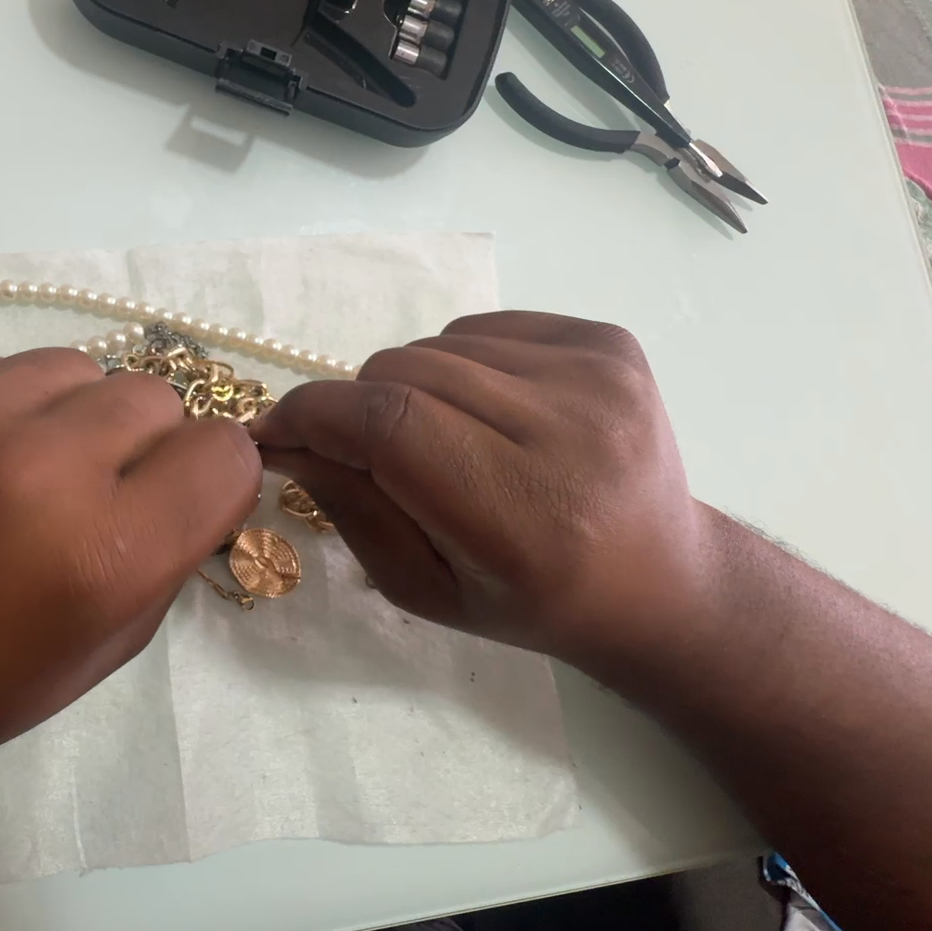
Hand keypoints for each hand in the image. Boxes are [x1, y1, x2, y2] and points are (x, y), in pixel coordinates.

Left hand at [0, 349, 260, 797]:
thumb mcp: (105, 645)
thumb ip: (172, 552)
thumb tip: (197, 474)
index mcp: (103, 550)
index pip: (223, 453)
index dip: (206, 478)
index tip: (172, 497)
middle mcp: (38, 464)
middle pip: (153, 396)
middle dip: (138, 444)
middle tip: (84, 492)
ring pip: (73, 366)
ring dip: (65, 415)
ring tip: (14, 471)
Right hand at [249, 312, 716, 667]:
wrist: (659, 578)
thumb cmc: (526, 601)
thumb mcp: (420, 585)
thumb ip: (348, 508)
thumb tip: (282, 439)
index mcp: (523, 513)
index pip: (388, 425)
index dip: (313, 415)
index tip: (272, 431)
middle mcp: (570, 429)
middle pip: (402, 373)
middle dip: (352, 407)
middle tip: (360, 452)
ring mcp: (597, 374)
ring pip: (433, 346)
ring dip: (405, 388)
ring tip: (437, 439)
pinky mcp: (607, 341)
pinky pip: (476, 329)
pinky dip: (451, 366)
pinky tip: (481, 413)